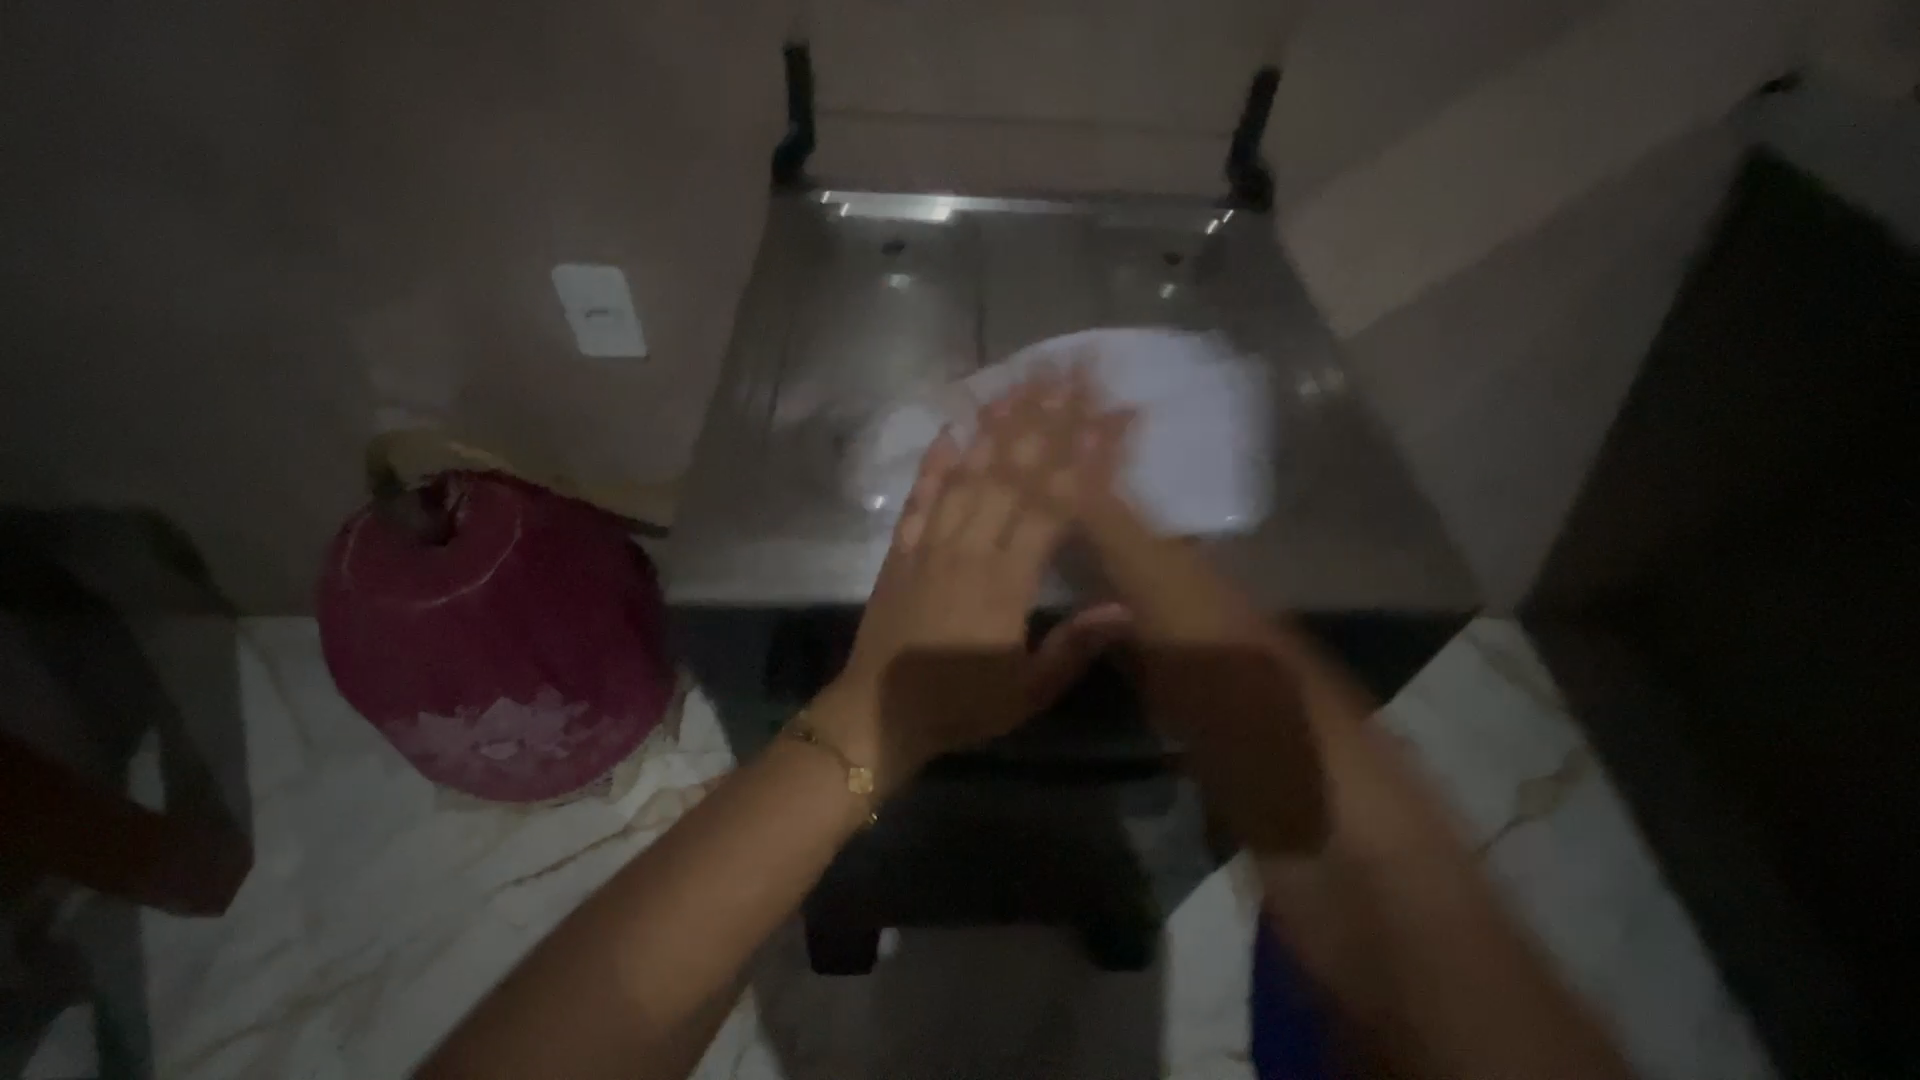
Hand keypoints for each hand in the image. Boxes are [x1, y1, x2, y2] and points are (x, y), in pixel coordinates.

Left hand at [812, 365, 1131, 786]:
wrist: (878, 715)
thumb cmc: (961, 707)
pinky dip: (934, 464)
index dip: (1083, 459)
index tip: (1107, 417)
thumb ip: (1074, 646)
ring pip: (967, 475)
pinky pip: (919, 499)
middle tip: (1067, 374)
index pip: (1052, 507)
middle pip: (1012, 475)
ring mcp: (930, 545)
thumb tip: (1126, 606)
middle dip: (1044, 421)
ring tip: (1018, 384)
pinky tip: (950, 431)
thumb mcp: (1028, 691)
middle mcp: (969, 550)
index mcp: (1006, 583)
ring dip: (994, 428)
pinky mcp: (900, 551)